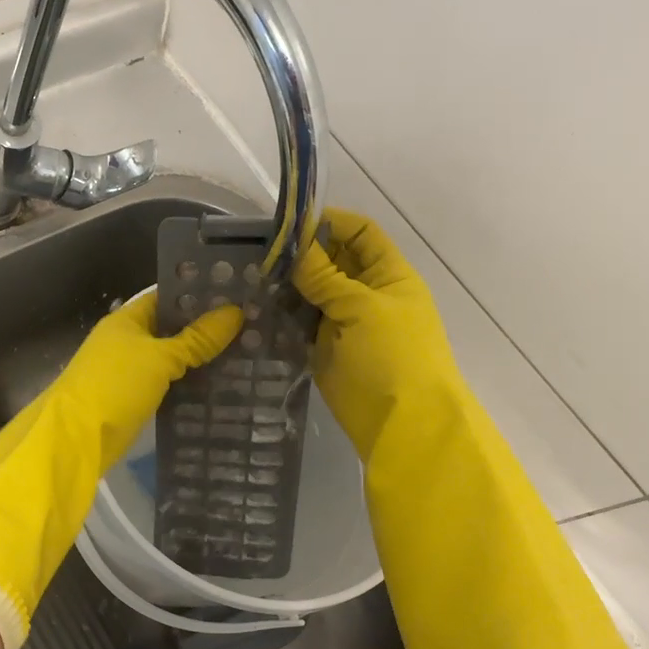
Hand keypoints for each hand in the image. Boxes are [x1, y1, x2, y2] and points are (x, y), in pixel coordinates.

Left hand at [0, 293, 241, 648]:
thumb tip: (235, 313)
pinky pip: (167, 383)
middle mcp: (125, 341)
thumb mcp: (160, 359)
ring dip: (200, 358)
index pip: (166, 296)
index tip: (236, 292)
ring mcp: (127, 372)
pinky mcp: (132, 399)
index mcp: (126, 320)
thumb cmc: (113, 386)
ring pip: (171, 358)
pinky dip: (189, 382)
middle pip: (170, 328)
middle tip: (252, 324)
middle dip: (205, 328)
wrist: (76, 438)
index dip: (198, 293)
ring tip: (247, 352)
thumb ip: (197, 339)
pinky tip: (221, 385)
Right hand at [292, 208, 648, 648]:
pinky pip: (300, 327)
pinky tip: (251, 314)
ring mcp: (346, 326)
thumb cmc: (394, 358)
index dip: (327, 223)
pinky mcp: (326, 354)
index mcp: (389, 276)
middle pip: (331, 262)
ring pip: (311, 295)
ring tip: (244, 281)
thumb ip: (326, 278)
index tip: (284, 223)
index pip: (358, 233)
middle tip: (252, 254)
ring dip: (284, 288)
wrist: (404, 425)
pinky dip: (280, 319)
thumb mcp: (361, 308)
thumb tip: (296, 249)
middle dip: (298, 255)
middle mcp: (368, 295)